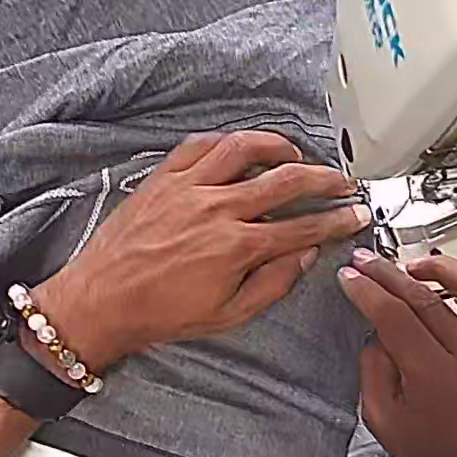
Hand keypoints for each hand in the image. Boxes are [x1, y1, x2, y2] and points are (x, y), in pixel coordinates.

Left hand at [34, 130, 369, 367]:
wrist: (102, 301)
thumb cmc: (159, 313)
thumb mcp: (227, 315)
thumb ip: (273, 283)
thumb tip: (304, 257)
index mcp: (236, 247)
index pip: (303, 227)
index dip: (337, 220)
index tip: (354, 214)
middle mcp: (217, 209)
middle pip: (285, 181)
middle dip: (324, 179)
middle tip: (340, 181)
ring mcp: (188, 189)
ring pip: (245, 149)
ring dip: (279, 146)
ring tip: (296, 154)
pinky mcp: (163, 179)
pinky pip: (200, 145)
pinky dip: (226, 140)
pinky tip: (240, 146)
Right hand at [337, 249, 456, 456]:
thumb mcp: (382, 421)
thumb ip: (373, 369)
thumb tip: (376, 328)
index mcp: (437, 381)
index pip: (395, 315)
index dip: (367, 291)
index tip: (352, 279)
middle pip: (428, 297)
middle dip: (389, 274)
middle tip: (370, 264)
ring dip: (443, 269)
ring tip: (417, 266)